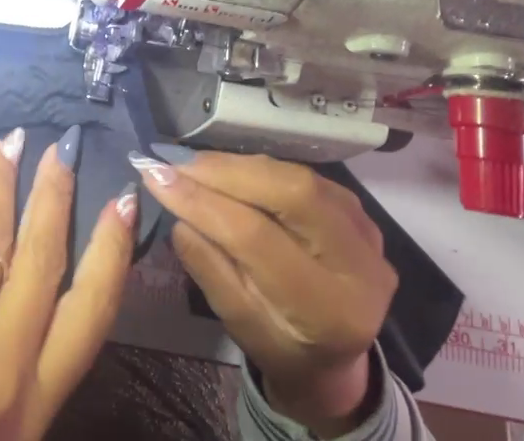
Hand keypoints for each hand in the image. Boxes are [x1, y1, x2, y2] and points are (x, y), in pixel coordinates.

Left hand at [0, 127, 139, 440]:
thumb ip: (2, 357)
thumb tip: (12, 264)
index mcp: (21, 411)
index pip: (88, 315)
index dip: (113, 252)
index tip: (123, 203)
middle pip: (43, 258)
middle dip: (55, 195)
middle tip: (61, 153)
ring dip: (1, 182)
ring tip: (10, 150)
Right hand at [129, 146, 395, 435]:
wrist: (335, 359)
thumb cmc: (281, 347)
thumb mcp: (238, 325)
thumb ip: (210, 268)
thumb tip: (177, 213)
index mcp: (326, 309)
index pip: (258, 239)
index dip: (202, 203)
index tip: (155, 178)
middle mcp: (360, 266)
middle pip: (292, 193)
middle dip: (225, 172)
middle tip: (176, 164)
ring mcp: (368, 234)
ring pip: (299, 176)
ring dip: (240, 165)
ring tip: (193, 165)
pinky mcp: (361, 213)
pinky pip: (305, 176)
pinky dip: (260, 169)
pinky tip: (228, 172)